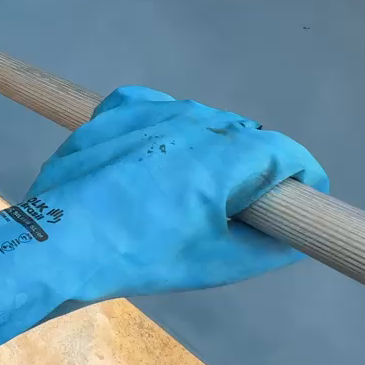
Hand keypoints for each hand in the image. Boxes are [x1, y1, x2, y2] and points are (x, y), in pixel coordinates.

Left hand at [0, 86, 328, 364]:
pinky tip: (160, 145)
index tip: (301, 193)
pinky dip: (163, 118)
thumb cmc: (142, 256)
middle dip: (253, 160)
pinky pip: (147, 103)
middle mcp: (181, 125)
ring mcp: (139, 115)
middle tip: (242, 197)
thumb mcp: (220, 261)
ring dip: (208, 140)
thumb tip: (290, 234)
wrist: (63, 242)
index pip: (280, 148)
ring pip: (195, 115)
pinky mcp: (105, 115)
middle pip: (239, 130)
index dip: (301, 171)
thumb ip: (268, 244)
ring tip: (196, 178)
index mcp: (216, 158)